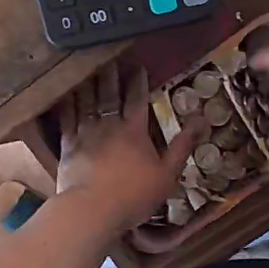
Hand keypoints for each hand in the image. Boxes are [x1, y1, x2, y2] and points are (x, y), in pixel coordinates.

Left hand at [57, 65, 198, 231]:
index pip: (138, 99)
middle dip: (111, 75)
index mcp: (135, 131)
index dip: (138, 82)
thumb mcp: (167, 173)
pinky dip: (67, 103)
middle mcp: (109, 125)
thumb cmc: (135, 194)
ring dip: (89, 83)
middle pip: (110, 95)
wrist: (93, 209)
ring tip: (88, 69)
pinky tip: (66, 93)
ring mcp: (86, 133)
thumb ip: (183, 145)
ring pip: (87, 101)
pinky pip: (66, 118)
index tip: (138, 67)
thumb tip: (202, 120)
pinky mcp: (67, 145)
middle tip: (109, 58)